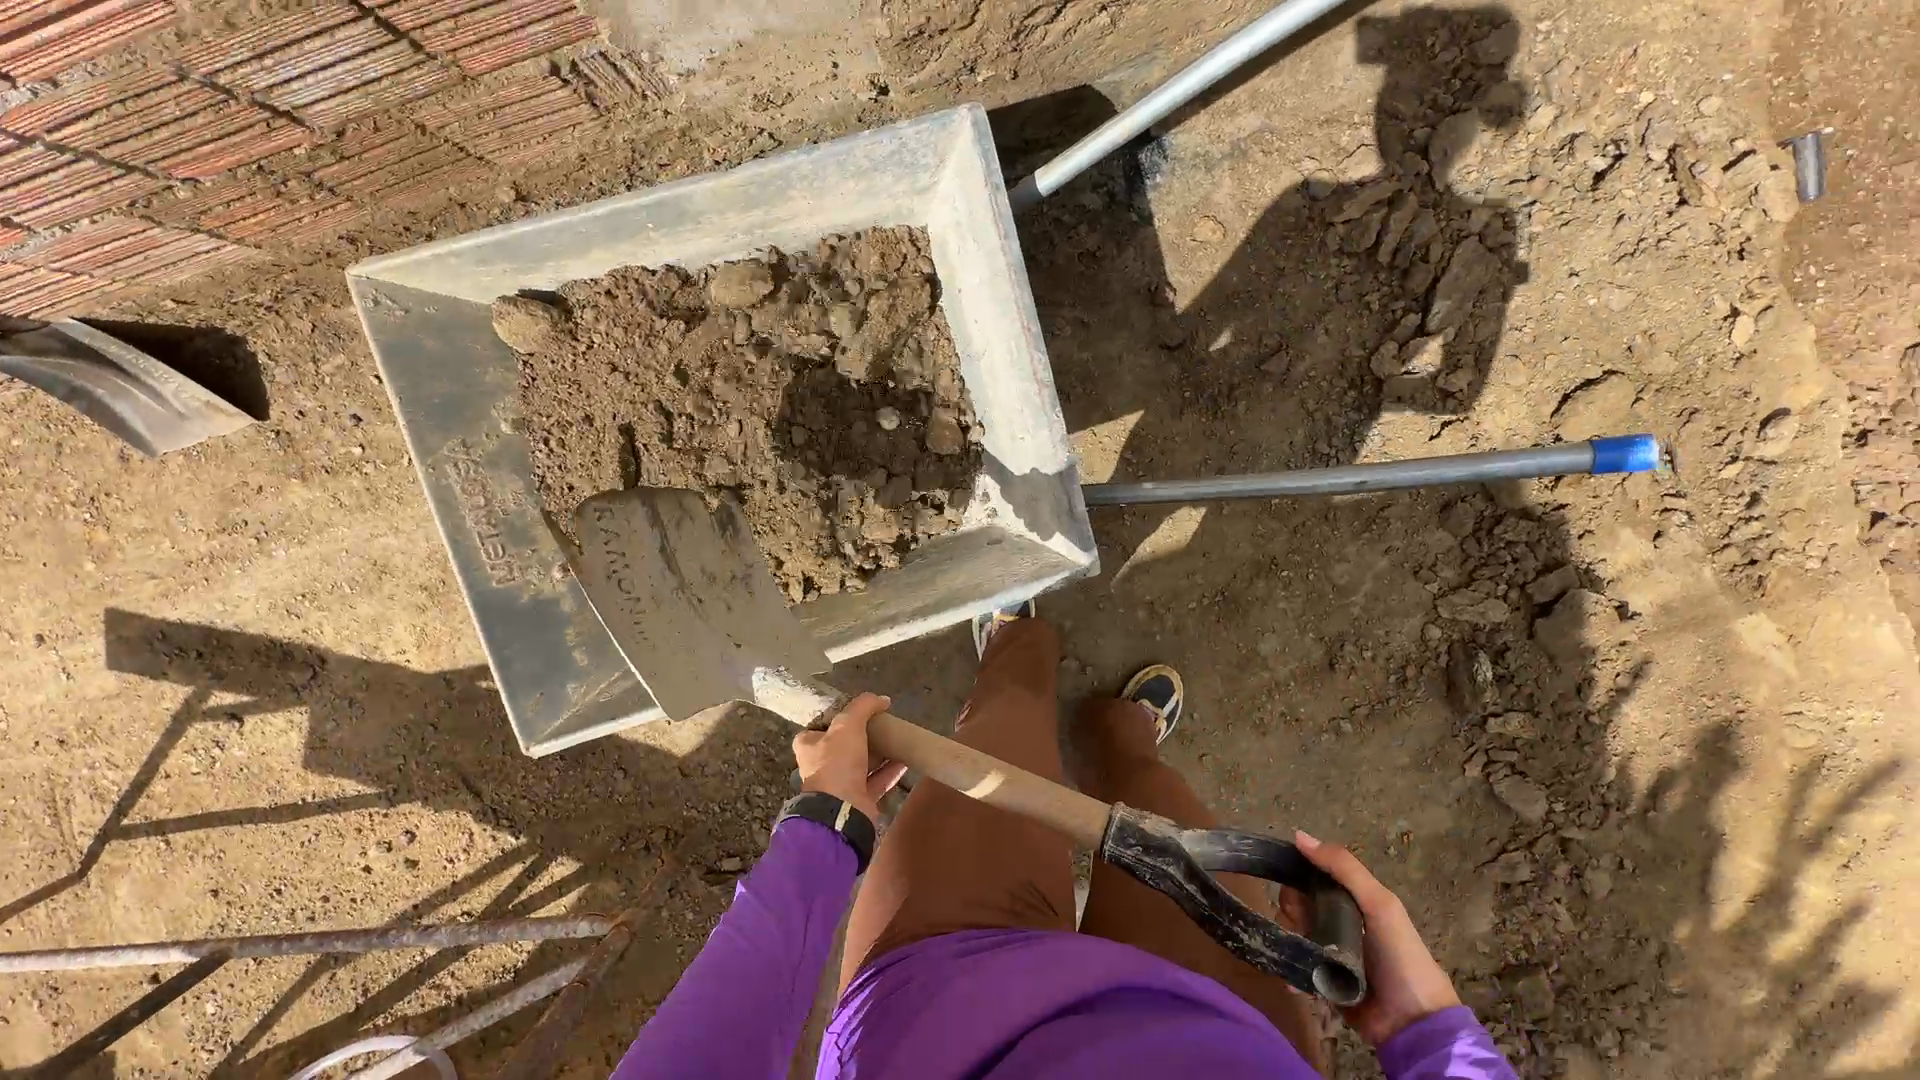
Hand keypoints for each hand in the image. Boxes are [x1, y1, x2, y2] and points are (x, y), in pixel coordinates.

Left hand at [793, 693, 908, 821]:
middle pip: (843, 746)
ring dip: (879, 753)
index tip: (855, 713)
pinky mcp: (859, 800)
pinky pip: (877, 781)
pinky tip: (906, 759)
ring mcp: (841, 785)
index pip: (817, 728)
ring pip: (862, 764)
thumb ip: (863, 707)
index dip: (835, 719)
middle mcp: (822, 766)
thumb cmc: (836, 762)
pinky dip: (891, 771)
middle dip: (862, 736)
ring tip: (897, 739)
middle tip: (882, 724)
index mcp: (809, 747)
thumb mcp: (847, 724)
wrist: (843, 809)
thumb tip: (882, 699)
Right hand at [1295, 830, 1461, 1045]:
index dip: (1296, 879)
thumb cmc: (1399, 954)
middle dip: (1291, 915)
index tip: (1294, 891)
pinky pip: (1293, 968)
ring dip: (1288, 943)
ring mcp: (1326, 954)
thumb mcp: (1379, 903)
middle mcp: (1335, 923)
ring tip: (1302, 957)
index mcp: (1350, 901)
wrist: (1412, 1021)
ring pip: (1290, 936)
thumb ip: (1344, 868)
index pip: (1309, 879)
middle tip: (1304, 929)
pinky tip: (1293, 979)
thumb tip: (1298, 835)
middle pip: (1294, 907)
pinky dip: (1290, 972)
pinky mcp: (1320, 983)